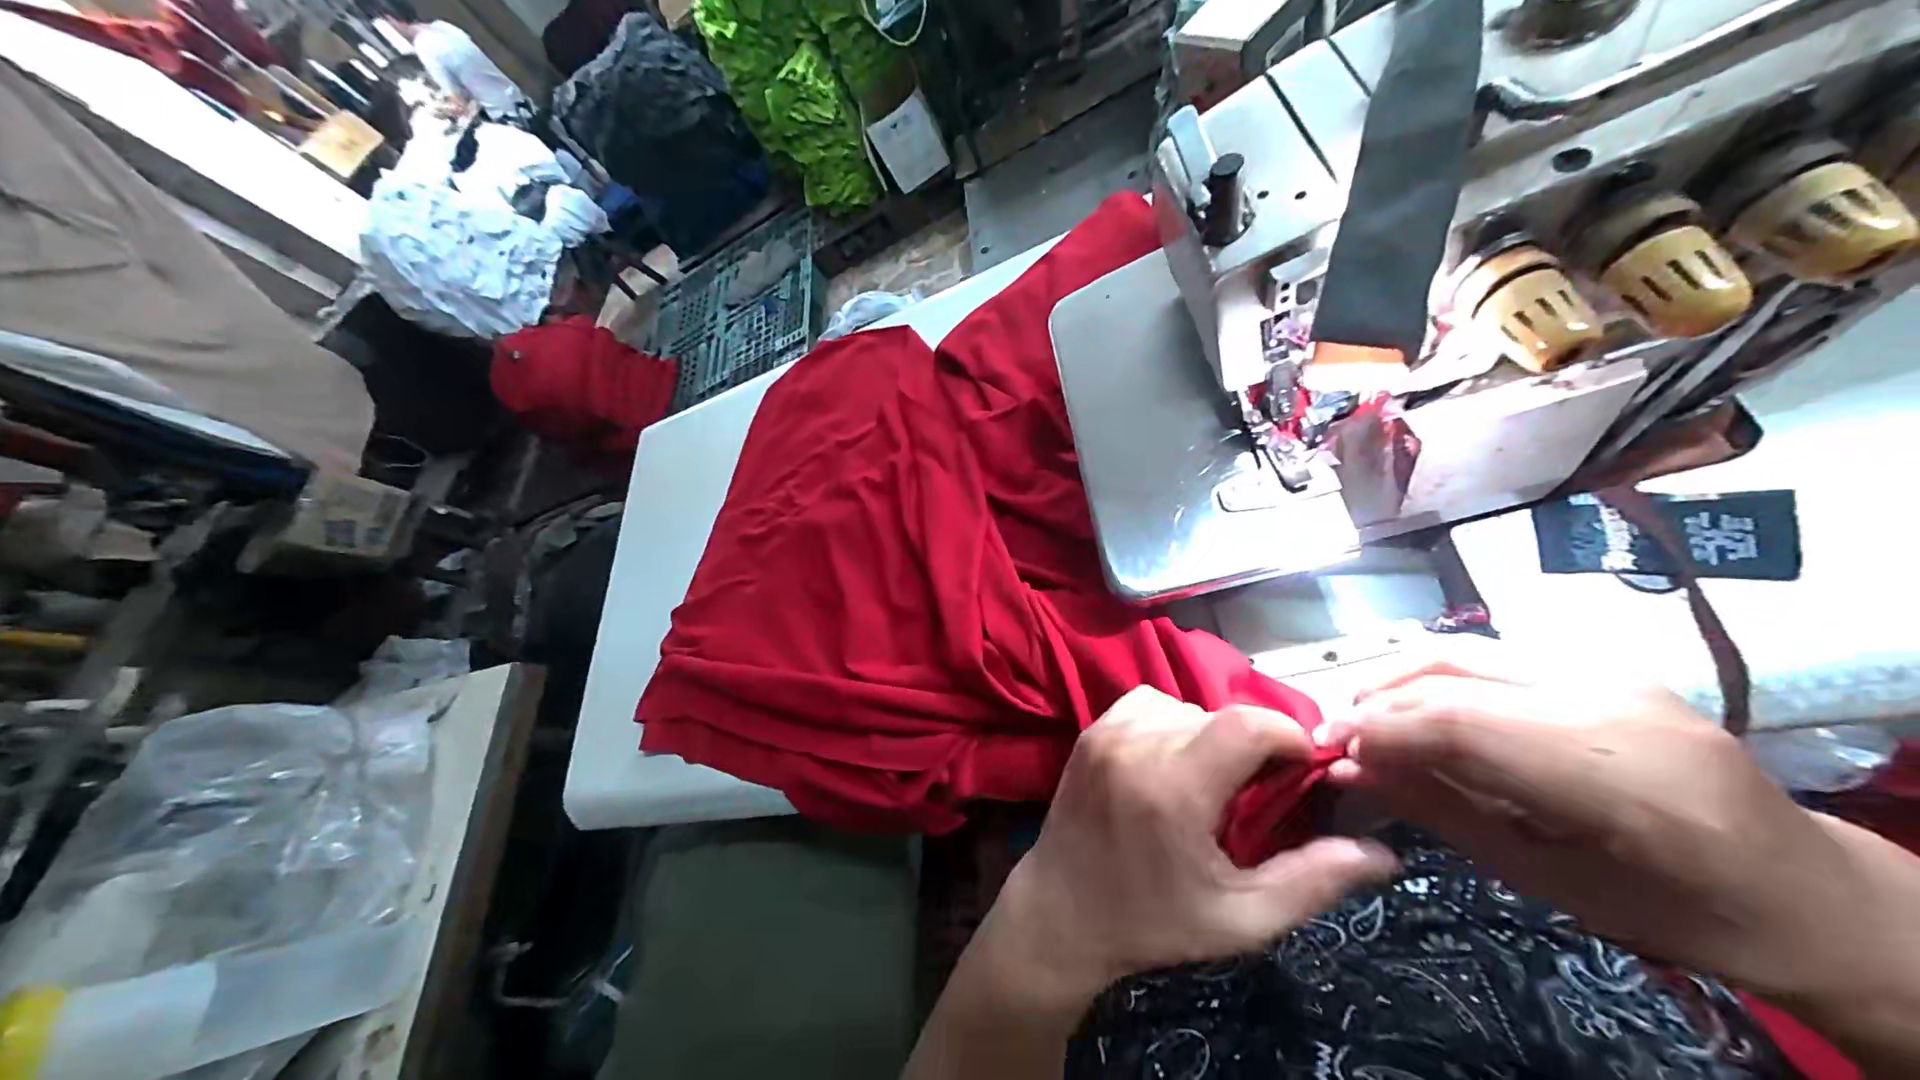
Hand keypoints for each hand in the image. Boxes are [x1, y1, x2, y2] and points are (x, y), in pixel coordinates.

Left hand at [993, 686, 1396, 1001]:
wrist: (1061, 913)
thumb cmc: (1151, 922)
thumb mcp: (1240, 918)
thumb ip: (1312, 880)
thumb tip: (1382, 852)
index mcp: (1174, 787)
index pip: (1247, 724)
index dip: (1287, 736)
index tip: (1300, 770)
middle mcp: (1137, 745)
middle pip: (1219, 717)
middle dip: (1251, 747)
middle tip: (1255, 792)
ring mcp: (1107, 732)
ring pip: (1185, 706)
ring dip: (1210, 735)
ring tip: (1209, 780)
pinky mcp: (1090, 730)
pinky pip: (1147, 703)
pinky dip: (1170, 721)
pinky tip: (1170, 761)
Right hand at [1327, 640, 1899, 1000]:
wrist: (1800, 890)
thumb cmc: (1670, 911)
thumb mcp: (1540, 877)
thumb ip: (1436, 809)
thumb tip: (1348, 770)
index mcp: (1615, 779)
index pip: (1457, 723)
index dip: (1378, 729)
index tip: (1330, 749)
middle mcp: (1612, 703)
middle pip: (1451, 677)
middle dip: (1377, 702)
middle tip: (1338, 736)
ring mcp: (1611, 673)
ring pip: (1462, 651)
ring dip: (1398, 679)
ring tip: (1367, 715)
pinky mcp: (1602, 663)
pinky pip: (1491, 655)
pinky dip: (1437, 675)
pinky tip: (1418, 704)